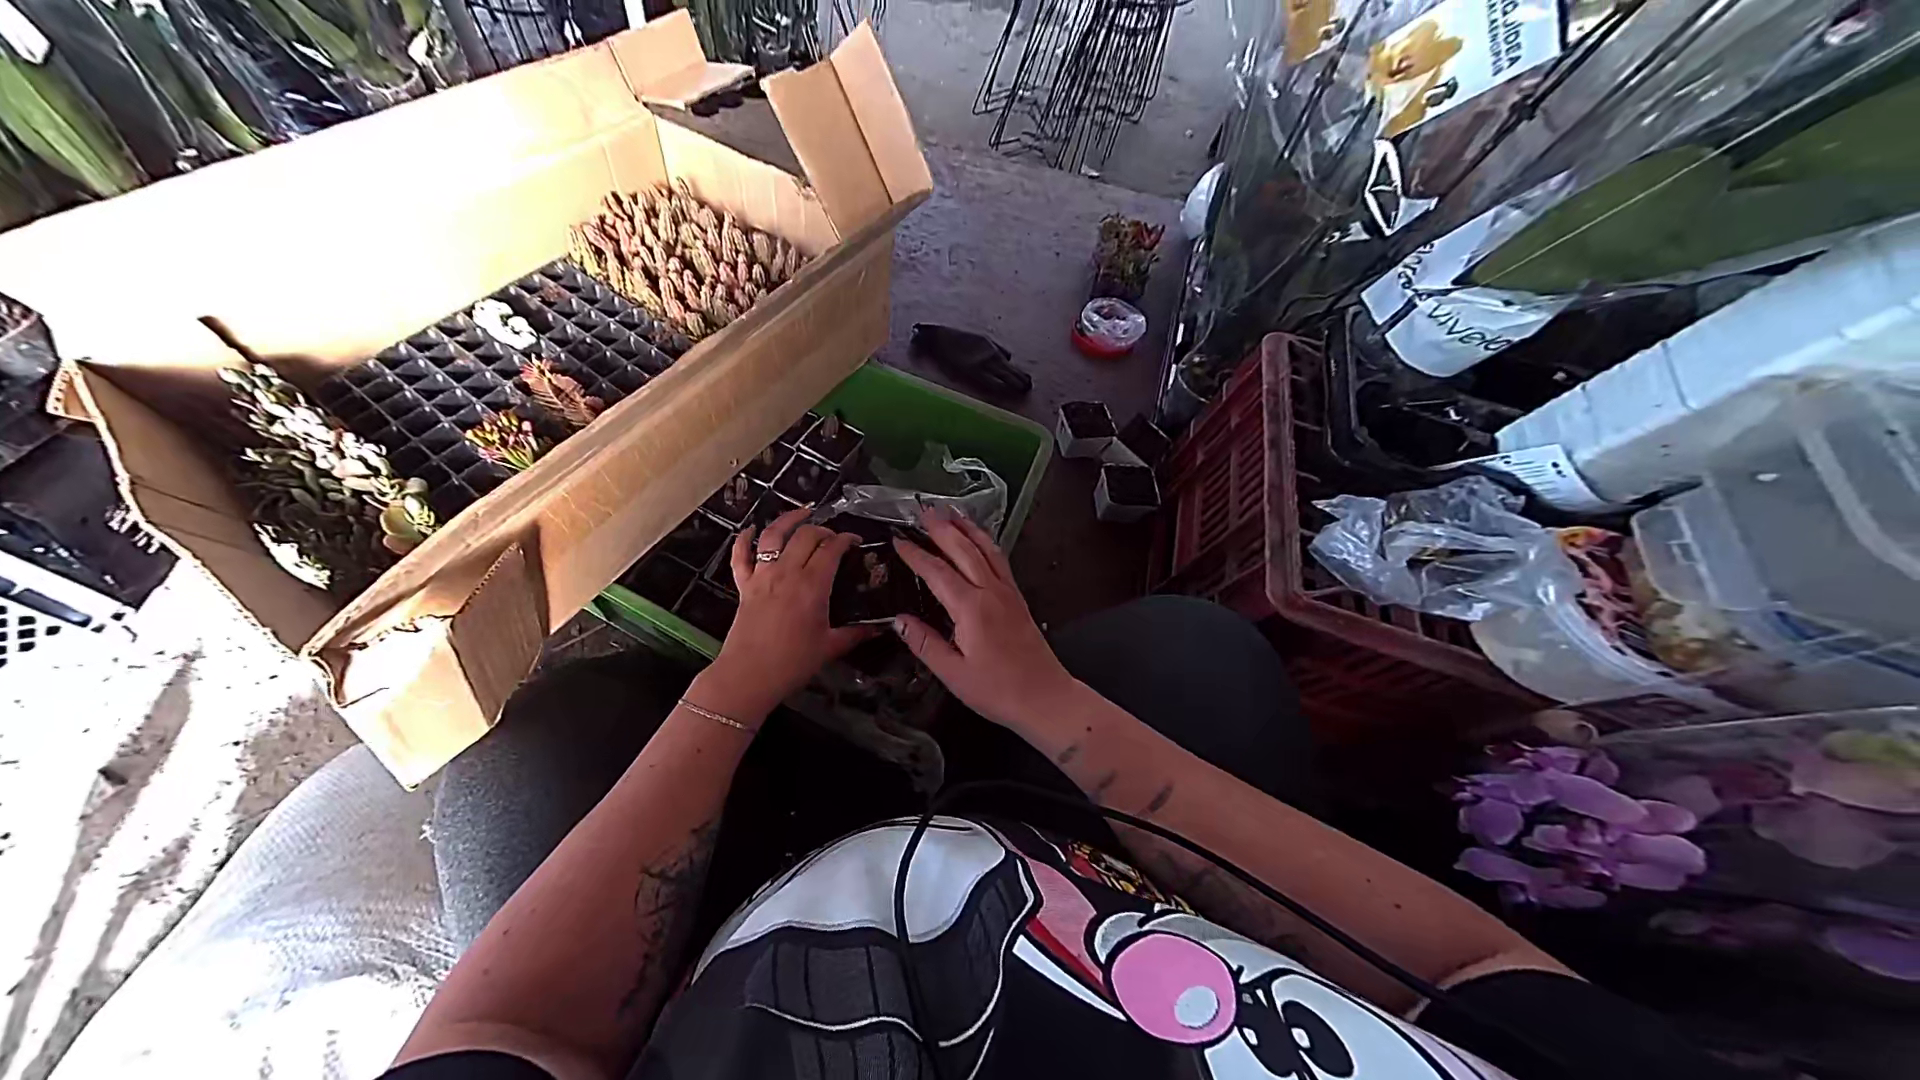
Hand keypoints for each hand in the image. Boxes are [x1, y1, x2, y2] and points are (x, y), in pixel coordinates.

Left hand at [695, 506, 876, 721]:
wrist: (748, 677)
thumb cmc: (793, 663)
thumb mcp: (830, 647)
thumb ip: (856, 634)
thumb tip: (880, 628)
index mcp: (812, 586)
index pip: (832, 549)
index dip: (846, 539)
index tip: (856, 541)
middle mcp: (787, 572)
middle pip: (806, 536)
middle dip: (824, 530)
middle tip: (834, 537)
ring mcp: (762, 576)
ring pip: (774, 536)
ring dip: (789, 520)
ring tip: (803, 513)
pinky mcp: (744, 586)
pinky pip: (741, 556)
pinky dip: (744, 539)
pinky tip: (751, 529)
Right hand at [890, 506, 1079, 729]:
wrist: (1045, 698)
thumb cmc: (997, 690)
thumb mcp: (952, 673)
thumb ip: (924, 643)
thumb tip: (899, 619)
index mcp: (971, 608)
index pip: (937, 572)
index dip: (915, 554)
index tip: (898, 540)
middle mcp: (991, 592)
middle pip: (964, 549)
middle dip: (942, 528)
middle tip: (924, 511)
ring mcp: (1008, 593)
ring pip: (986, 549)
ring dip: (967, 529)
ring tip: (951, 513)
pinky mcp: (1019, 599)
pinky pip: (1000, 561)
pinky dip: (986, 544)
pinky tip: (980, 541)